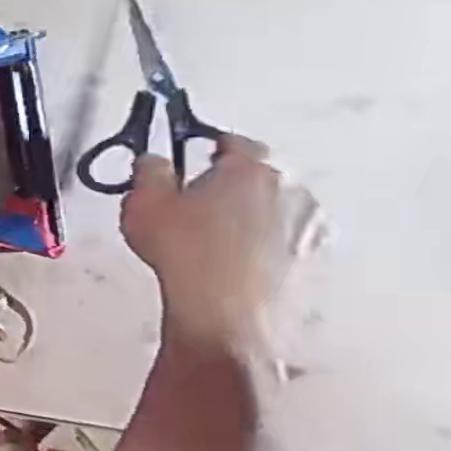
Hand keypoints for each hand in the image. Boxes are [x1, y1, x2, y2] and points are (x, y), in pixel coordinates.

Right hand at [120, 134, 289, 351]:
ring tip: (202, 231)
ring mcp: (304, 228)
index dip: (206, 141)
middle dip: (224, 180)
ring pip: (268, 207)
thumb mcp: (144, 200)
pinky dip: (254, 242)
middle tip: (188, 194)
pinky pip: (277, 239)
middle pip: (255, 174)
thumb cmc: (185, 252)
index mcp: (250, 169)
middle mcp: (289, 192)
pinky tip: (221, 256)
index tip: (189, 148)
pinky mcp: (306, 261)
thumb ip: (150, 170)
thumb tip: (155, 162)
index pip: (233, 140)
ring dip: (242, 212)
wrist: (222, 310)